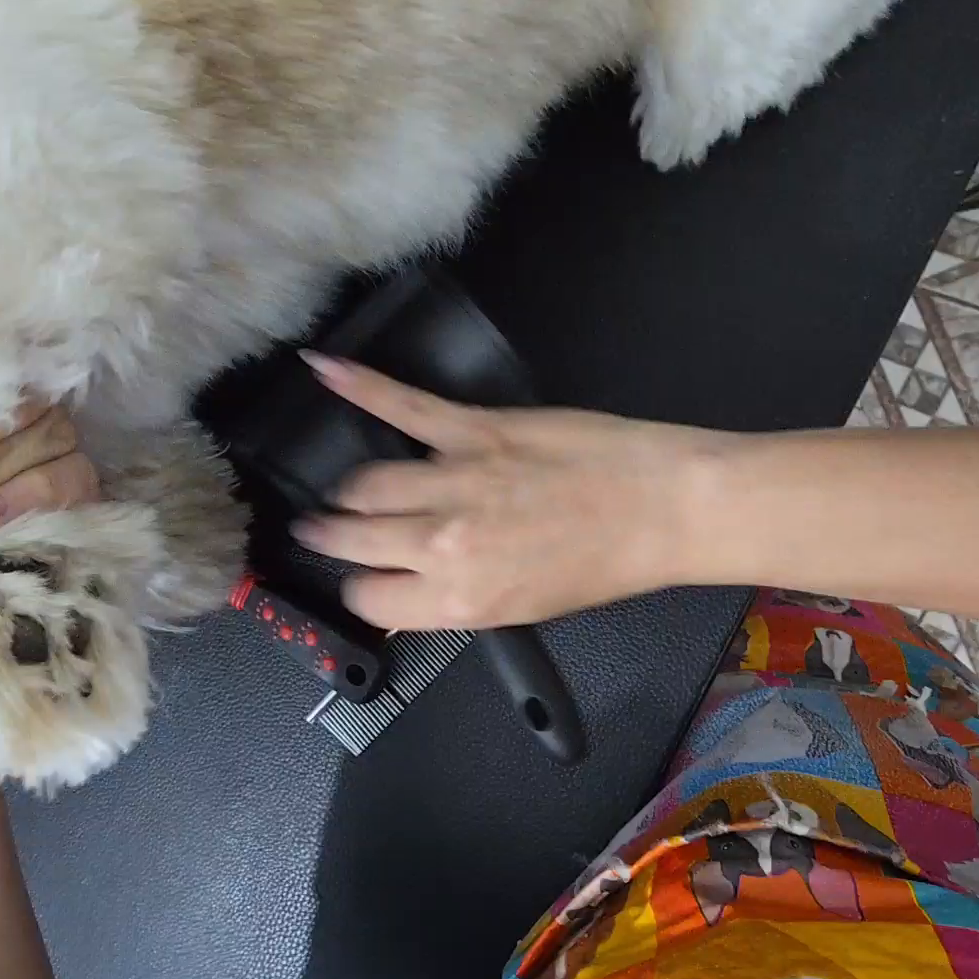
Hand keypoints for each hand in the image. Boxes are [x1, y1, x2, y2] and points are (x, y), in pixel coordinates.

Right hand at [290, 353, 727, 629]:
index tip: (363, 578)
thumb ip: (457, 600)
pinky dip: (359, 384)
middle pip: (352, 538)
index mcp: (458, 599)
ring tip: (342, 490)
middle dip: (329, 537)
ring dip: (347, 490)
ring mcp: (454, 481)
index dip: (362, 589)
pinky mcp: (476, 430)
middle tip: (318, 529)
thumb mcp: (525, 608)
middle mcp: (443, 544)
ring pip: (365, 482)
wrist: (661, 508)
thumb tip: (413, 591)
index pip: (369, 599)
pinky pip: (403, 406)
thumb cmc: (605, 562)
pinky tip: (323, 369)